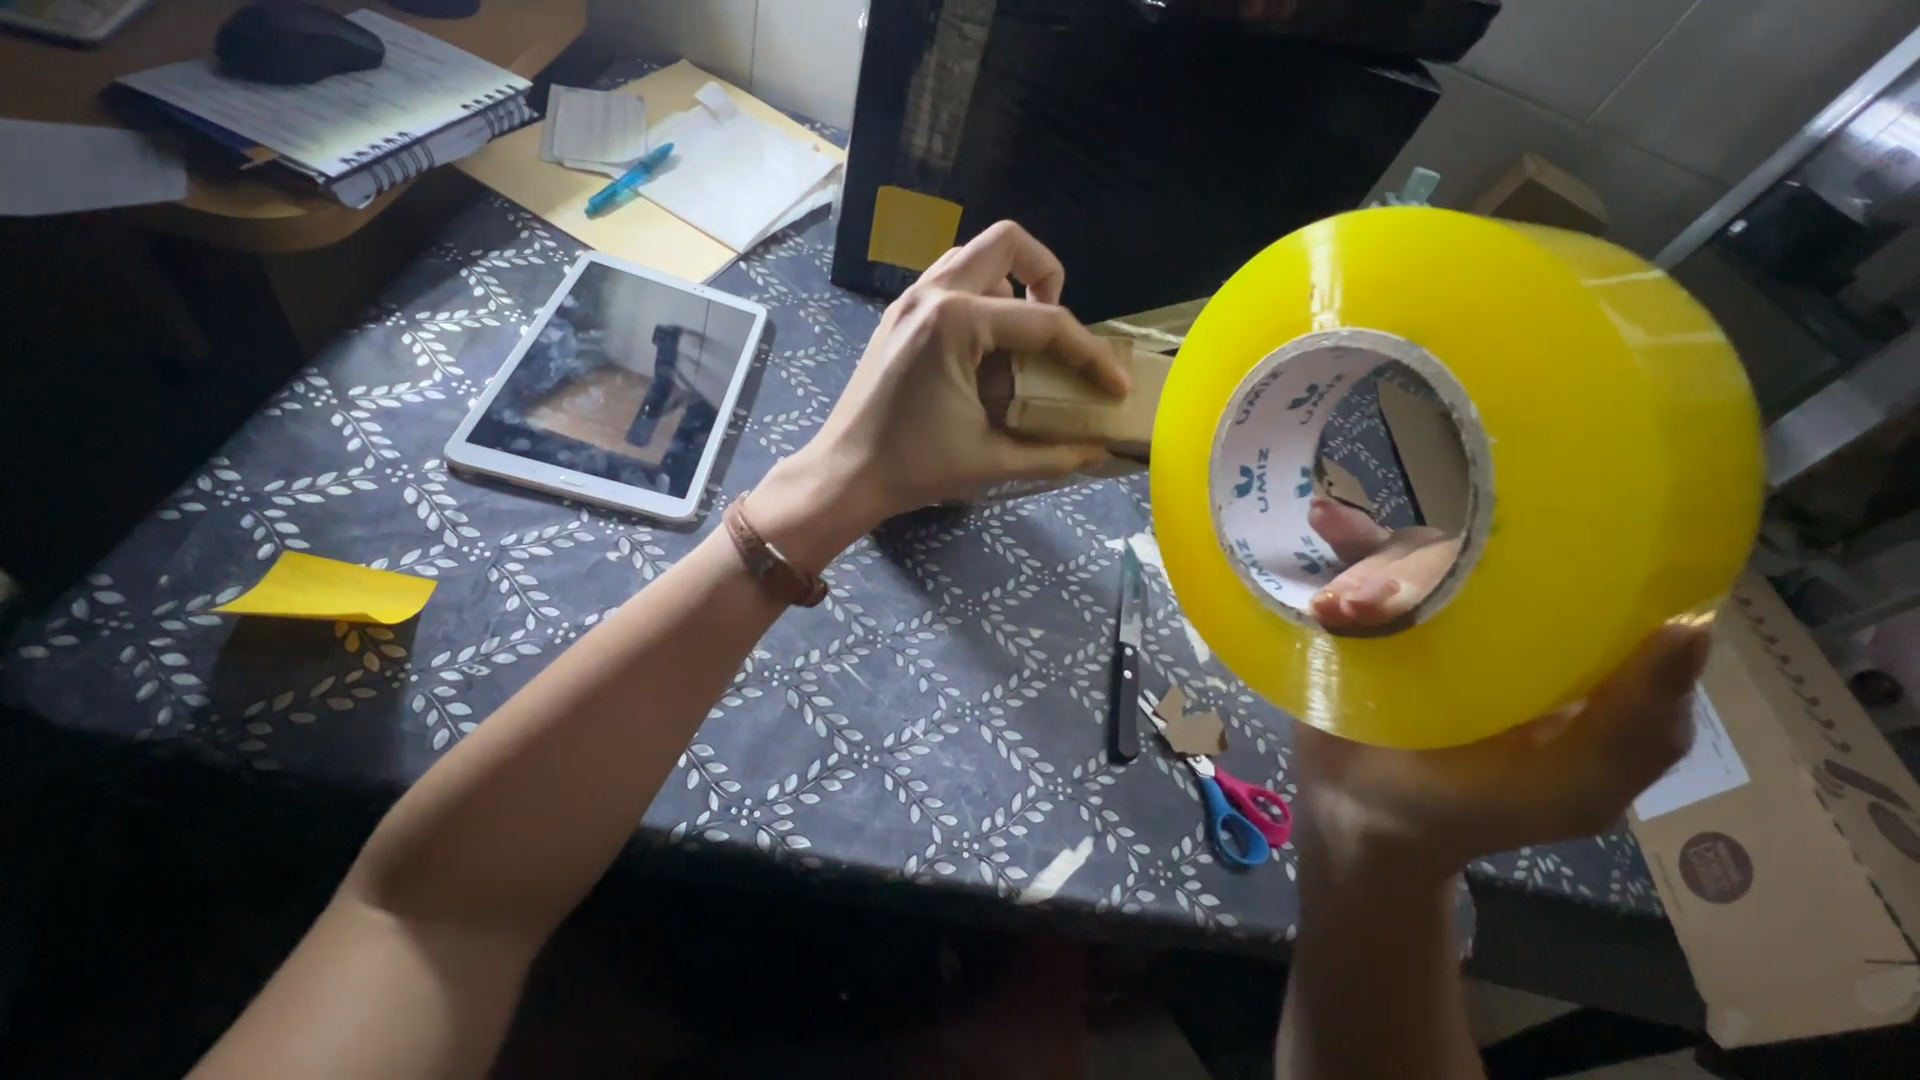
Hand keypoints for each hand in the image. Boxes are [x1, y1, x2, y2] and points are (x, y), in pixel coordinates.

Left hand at [783, 222, 1129, 526]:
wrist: (844, 474)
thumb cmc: (913, 468)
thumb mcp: (990, 460)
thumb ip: (1052, 453)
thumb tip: (1098, 450)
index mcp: (955, 322)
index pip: (1044, 323)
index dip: (1089, 355)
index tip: (1115, 385)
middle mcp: (932, 294)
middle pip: (1007, 243)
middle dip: (1048, 274)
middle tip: (1058, 325)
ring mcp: (909, 299)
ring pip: (974, 254)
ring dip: (1011, 281)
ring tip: (1023, 335)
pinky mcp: (898, 315)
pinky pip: (949, 279)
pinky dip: (980, 295)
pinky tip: (986, 347)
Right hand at [1293, 498, 1710, 881]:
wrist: (1365, 820)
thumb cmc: (1481, 809)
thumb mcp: (1574, 789)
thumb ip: (1637, 729)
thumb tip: (1690, 624)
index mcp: (1564, 640)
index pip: (1573, 567)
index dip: (1554, 542)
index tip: (1516, 536)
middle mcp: (1500, 606)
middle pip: (1471, 554)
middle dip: (1415, 573)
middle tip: (1368, 610)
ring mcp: (1428, 602)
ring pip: (1407, 553)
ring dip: (1368, 569)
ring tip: (1335, 610)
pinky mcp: (1367, 607)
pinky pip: (1357, 555)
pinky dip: (1343, 532)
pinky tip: (1325, 517)